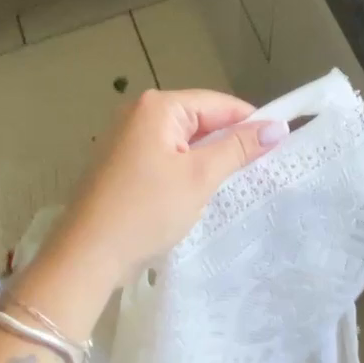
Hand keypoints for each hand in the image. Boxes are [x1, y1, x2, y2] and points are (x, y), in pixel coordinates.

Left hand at [56, 89, 286, 287]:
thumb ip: (239, 148)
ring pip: (184, 140)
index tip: (278, 144)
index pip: (218, 103)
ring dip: (208, 158)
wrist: (84, 259)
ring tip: (233, 181)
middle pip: (200, 118)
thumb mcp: (200, 177)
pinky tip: (198, 192)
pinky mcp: (120, 163)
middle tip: (258, 168)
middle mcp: (139, 112)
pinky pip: (165, 155)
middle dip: (228, 141)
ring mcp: (126, 138)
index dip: (250, 123)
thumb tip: (279, 127)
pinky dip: (185, 169)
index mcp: (158, 106)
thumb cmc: (146, 211)